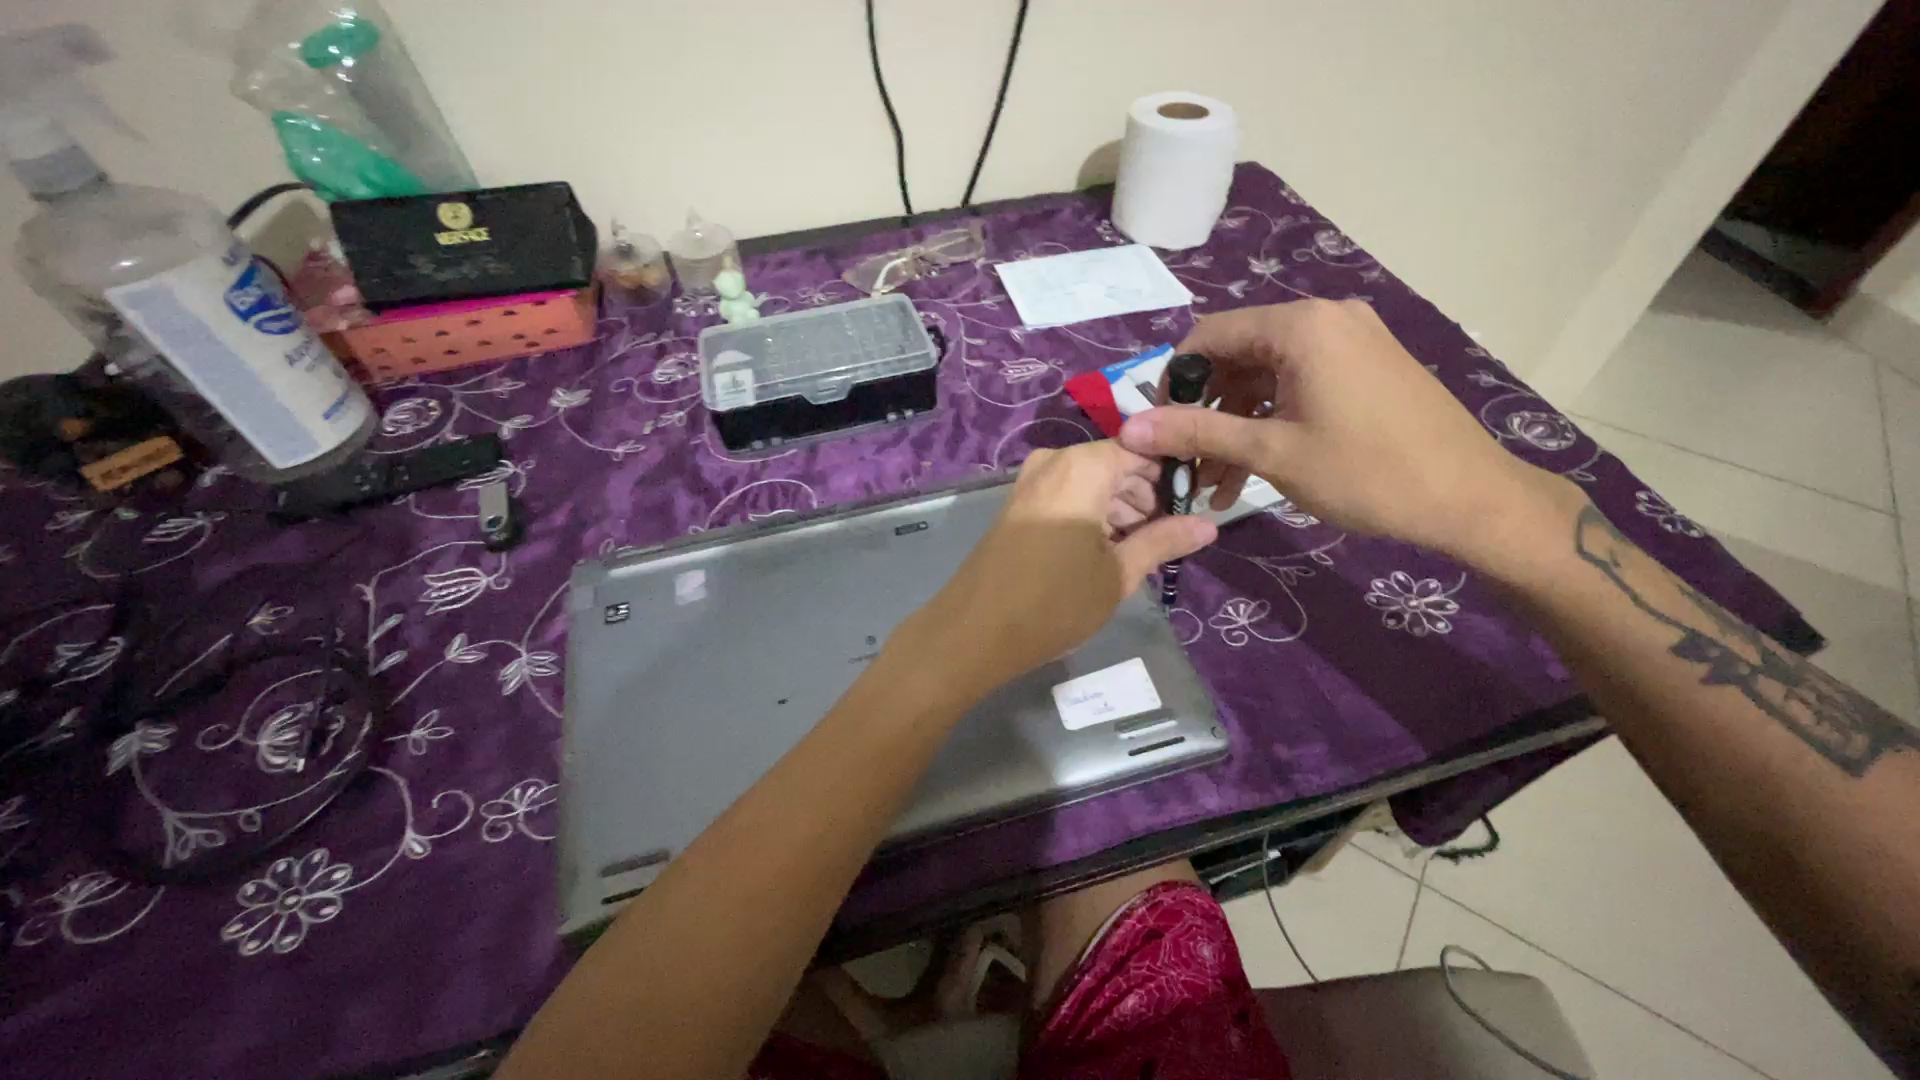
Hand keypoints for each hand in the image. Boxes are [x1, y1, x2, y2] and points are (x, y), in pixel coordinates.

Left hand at [900, 441, 1216, 693]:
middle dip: (1147, 497)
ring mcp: (1032, 482)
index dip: (1173, 476)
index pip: (1145, 450)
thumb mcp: (1118, 574)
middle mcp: (1056, 461)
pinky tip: (1108, 551)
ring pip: (1093, 482)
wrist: (973, 632)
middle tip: (1172, 537)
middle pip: (1117, 465)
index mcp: (1084, 466)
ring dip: (1121, 509)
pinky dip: (1093, 515)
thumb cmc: (1054, 602)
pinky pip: (1069, 495)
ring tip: (1143, 551)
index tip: (1195, 507)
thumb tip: (1209, 526)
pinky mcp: (1018, 504)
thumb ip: (1164, 541)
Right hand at [1119, 300, 1565, 561]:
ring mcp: (1352, 341)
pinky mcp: (1368, 366)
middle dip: (1207, 412)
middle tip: (1188, 464)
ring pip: (1268, 376)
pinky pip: (1301, 384)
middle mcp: (1325, 319)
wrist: (1472, 497)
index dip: (1175, 381)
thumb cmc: (1367, 472)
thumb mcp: (1273, 453)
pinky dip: (1273, 422)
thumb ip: (1199, 433)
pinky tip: (1256, 470)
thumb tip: (1130, 427)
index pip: (1209, 335)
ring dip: (1237, 426)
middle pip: (1238, 355)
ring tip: (1218, 484)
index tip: (1160, 428)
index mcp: (1300, 326)